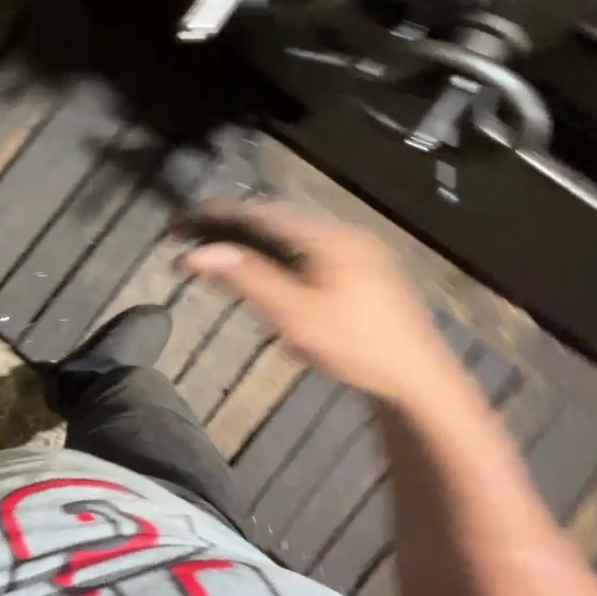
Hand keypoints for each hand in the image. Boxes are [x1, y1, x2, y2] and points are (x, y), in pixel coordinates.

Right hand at [177, 202, 463, 403]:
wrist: (418, 381)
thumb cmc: (355, 345)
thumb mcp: (294, 313)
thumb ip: (246, 278)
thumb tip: (198, 254)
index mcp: (327, 237)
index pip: (259, 214)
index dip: (214, 216)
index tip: (178, 223)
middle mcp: (341, 235)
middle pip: (272, 220)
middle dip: (226, 227)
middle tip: (186, 237)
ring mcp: (353, 253)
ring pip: (287, 237)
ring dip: (247, 242)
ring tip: (211, 252)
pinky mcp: (358, 273)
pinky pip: (301, 252)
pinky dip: (269, 256)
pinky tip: (255, 271)